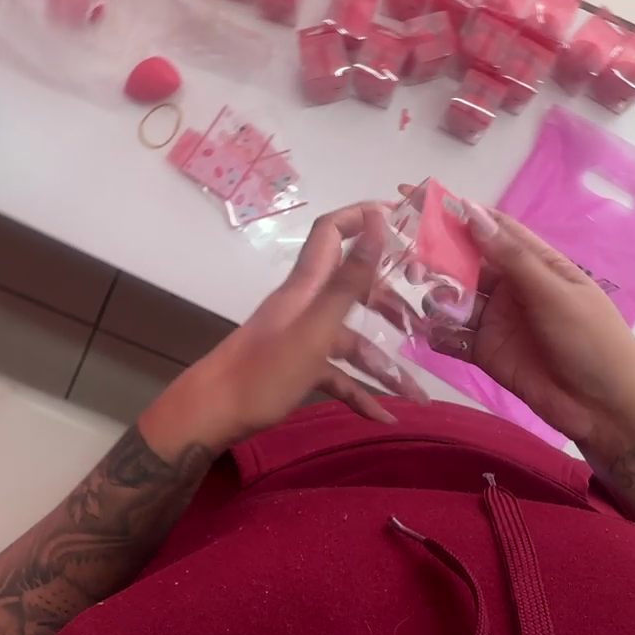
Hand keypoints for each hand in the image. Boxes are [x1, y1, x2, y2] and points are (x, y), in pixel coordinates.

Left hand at [142, 203, 429, 452]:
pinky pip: (339, 375)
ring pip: (352, 342)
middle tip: (423, 321)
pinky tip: (384, 417)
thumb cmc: (263, 372)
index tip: (402, 220)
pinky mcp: (298, 369)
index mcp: (308, 287)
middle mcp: (307, 306)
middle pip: (354, 290)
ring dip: (385, 367)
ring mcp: (303, 340)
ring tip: (416, 394)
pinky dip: (361, 394)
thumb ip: (348, 280)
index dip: (362, 217)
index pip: (332, 232)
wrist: (211, 415)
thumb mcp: (315, 328)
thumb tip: (377, 222)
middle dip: (389, 302)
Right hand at [407, 186, 634, 442]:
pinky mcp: (484, 352)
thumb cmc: (591, 341)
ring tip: (419, 298)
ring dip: (434, 296)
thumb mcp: (553, 293)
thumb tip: (470, 214)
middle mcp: (511, 287)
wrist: (605, 408)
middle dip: (435, 254)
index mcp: (534, 263)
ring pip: (453, 299)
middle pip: (464, 261)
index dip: (456, 210)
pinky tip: (424, 331)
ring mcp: (495, 320)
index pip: (490, 227)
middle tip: (405, 254)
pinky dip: (436, 333)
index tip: (417, 194)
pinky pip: (452, 336)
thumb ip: (510, 257)